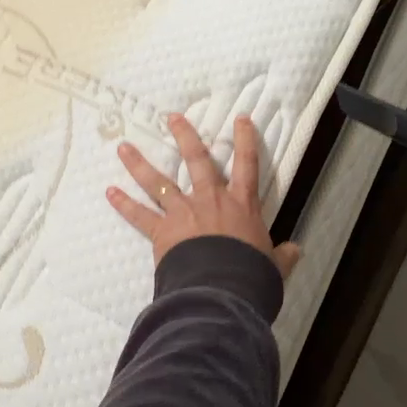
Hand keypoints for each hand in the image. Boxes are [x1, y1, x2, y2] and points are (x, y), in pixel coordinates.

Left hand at [108, 113, 300, 278]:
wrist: (222, 289)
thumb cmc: (251, 274)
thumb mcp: (274, 265)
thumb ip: (283, 256)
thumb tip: (296, 251)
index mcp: (242, 205)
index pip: (247, 165)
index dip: (246, 140)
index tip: (241, 119)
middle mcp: (211, 201)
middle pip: (197, 161)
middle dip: (185, 137)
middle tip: (172, 118)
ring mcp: (184, 213)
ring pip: (159, 183)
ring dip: (140, 164)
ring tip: (123, 147)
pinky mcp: (162, 231)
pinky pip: (140, 215)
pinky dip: (124, 204)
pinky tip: (109, 192)